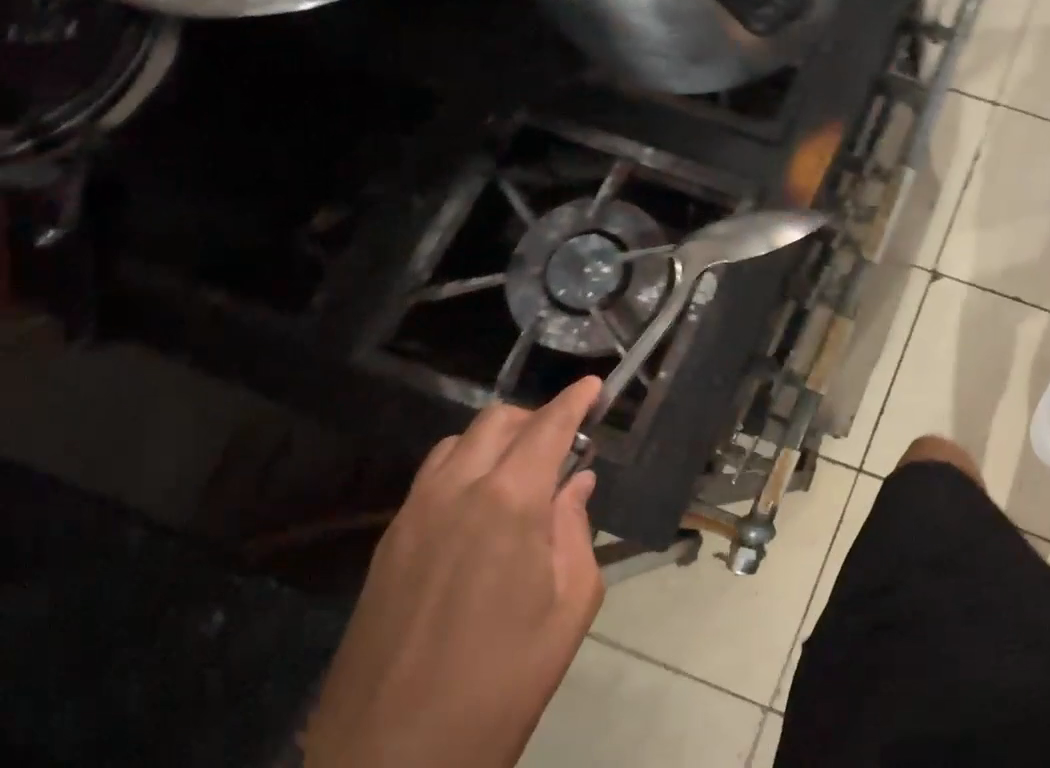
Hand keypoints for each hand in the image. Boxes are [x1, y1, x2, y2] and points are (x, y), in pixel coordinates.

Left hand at [301, 377, 606, 767]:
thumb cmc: (506, 677)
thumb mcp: (570, 604)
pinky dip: (464, 469)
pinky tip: (483, 507)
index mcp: (508, 502)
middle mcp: (454, 493)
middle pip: (495, 423)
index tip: (594, 385)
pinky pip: (430, 481)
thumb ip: (574, 531)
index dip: (574, 401)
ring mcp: (412, 517)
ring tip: (526, 469)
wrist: (397, 750)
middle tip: (567, 437)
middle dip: (535, 417)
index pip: (547, 428)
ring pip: (456, 446)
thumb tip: (574, 486)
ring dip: (495, 441)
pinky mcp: (388, 546)